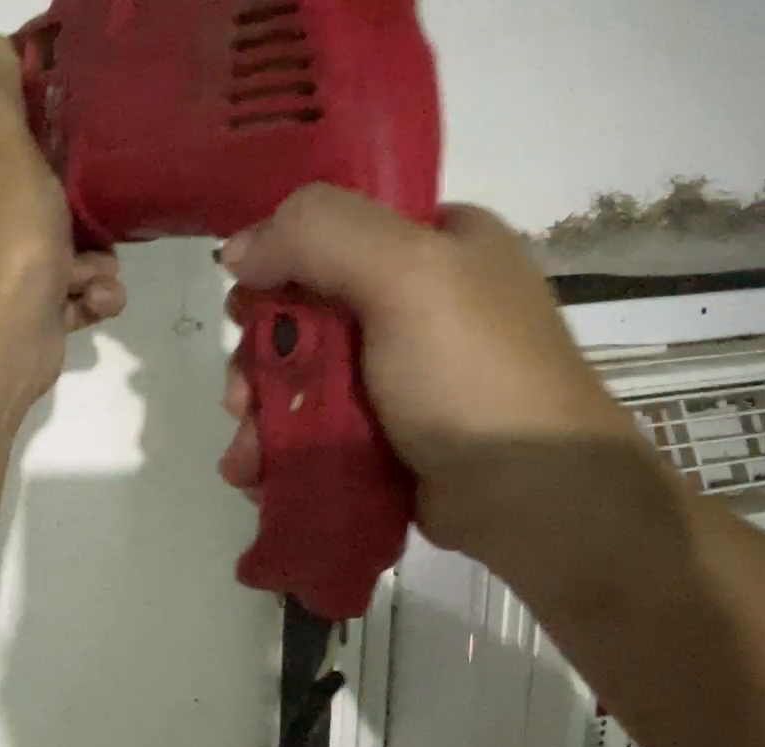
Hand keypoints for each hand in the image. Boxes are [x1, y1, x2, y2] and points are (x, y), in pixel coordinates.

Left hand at [0, 35, 125, 414]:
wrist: (9, 337)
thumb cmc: (12, 242)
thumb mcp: (9, 156)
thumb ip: (2, 101)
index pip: (30, 148)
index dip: (62, 142)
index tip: (95, 141)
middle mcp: (6, 225)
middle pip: (70, 204)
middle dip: (95, 218)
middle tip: (100, 221)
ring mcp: (28, 272)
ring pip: (89, 253)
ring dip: (100, 266)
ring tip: (89, 277)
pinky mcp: (49, 312)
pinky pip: (91, 294)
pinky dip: (97, 299)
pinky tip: (90, 305)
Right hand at [215, 184, 649, 571]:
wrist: (530, 496)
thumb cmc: (471, 375)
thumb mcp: (407, 275)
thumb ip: (318, 237)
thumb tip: (235, 251)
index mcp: (435, 243)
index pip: (333, 233)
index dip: (277, 266)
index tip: (243, 310)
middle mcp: (415, 302)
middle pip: (305, 314)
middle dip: (259, 361)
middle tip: (239, 400)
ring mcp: (399, 374)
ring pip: (302, 379)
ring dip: (260, 417)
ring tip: (246, 459)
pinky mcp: (384, 433)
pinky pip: (314, 426)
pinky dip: (280, 448)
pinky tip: (256, 475)